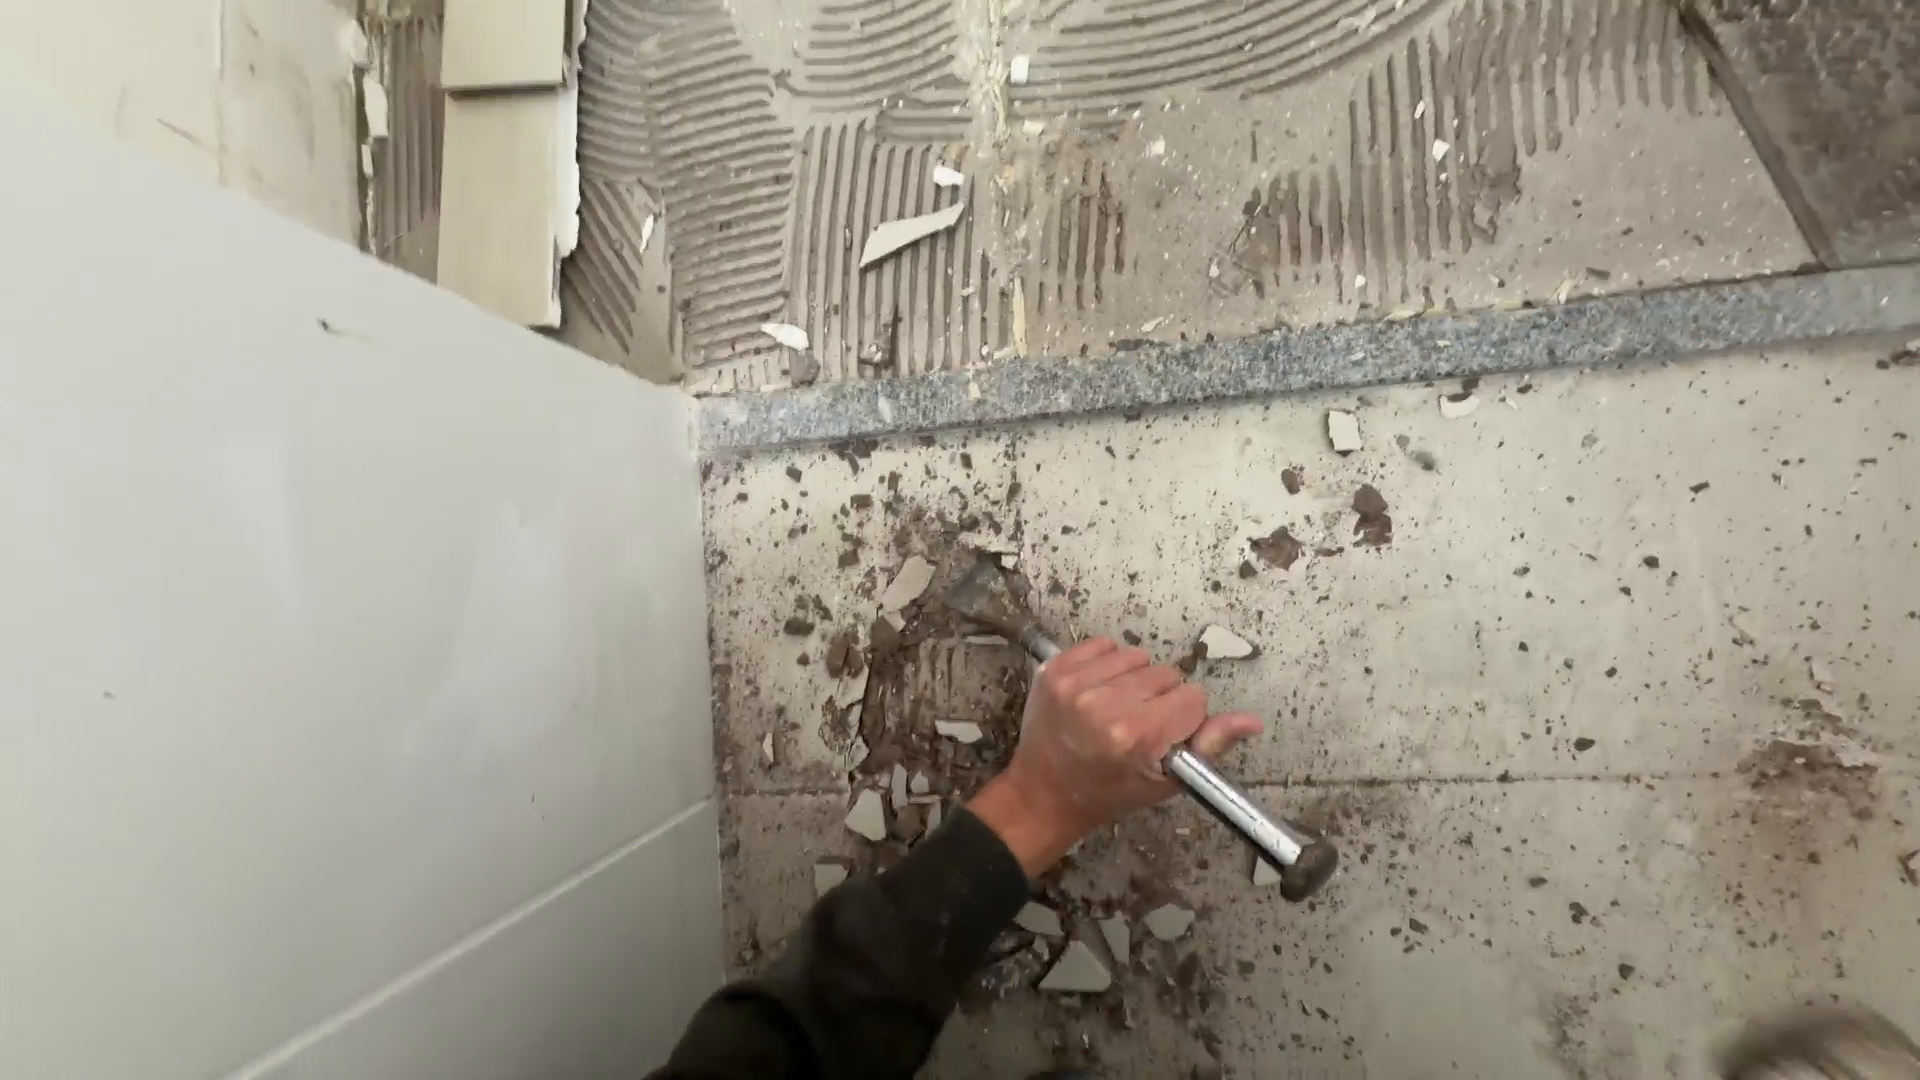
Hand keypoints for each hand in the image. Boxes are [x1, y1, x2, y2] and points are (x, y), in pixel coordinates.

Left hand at [968, 637, 1264, 875]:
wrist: (1046, 791)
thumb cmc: (1108, 791)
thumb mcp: (1165, 781)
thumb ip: (1209, 745)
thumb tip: (1251, 721)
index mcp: (1136, 736)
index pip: (1192, 697)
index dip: (1184, 715)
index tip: (1166, 731)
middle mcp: (1103, 706)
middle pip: (1165, 673)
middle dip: (1160, 696)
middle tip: (1139, 721)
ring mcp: (1074, 685)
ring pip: (1135, 655)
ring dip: (1134, 676)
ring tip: (1118, 705)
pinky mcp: (1054, 670)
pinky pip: (1101, 644)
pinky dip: (1106, 662)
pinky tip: (1099, 689)